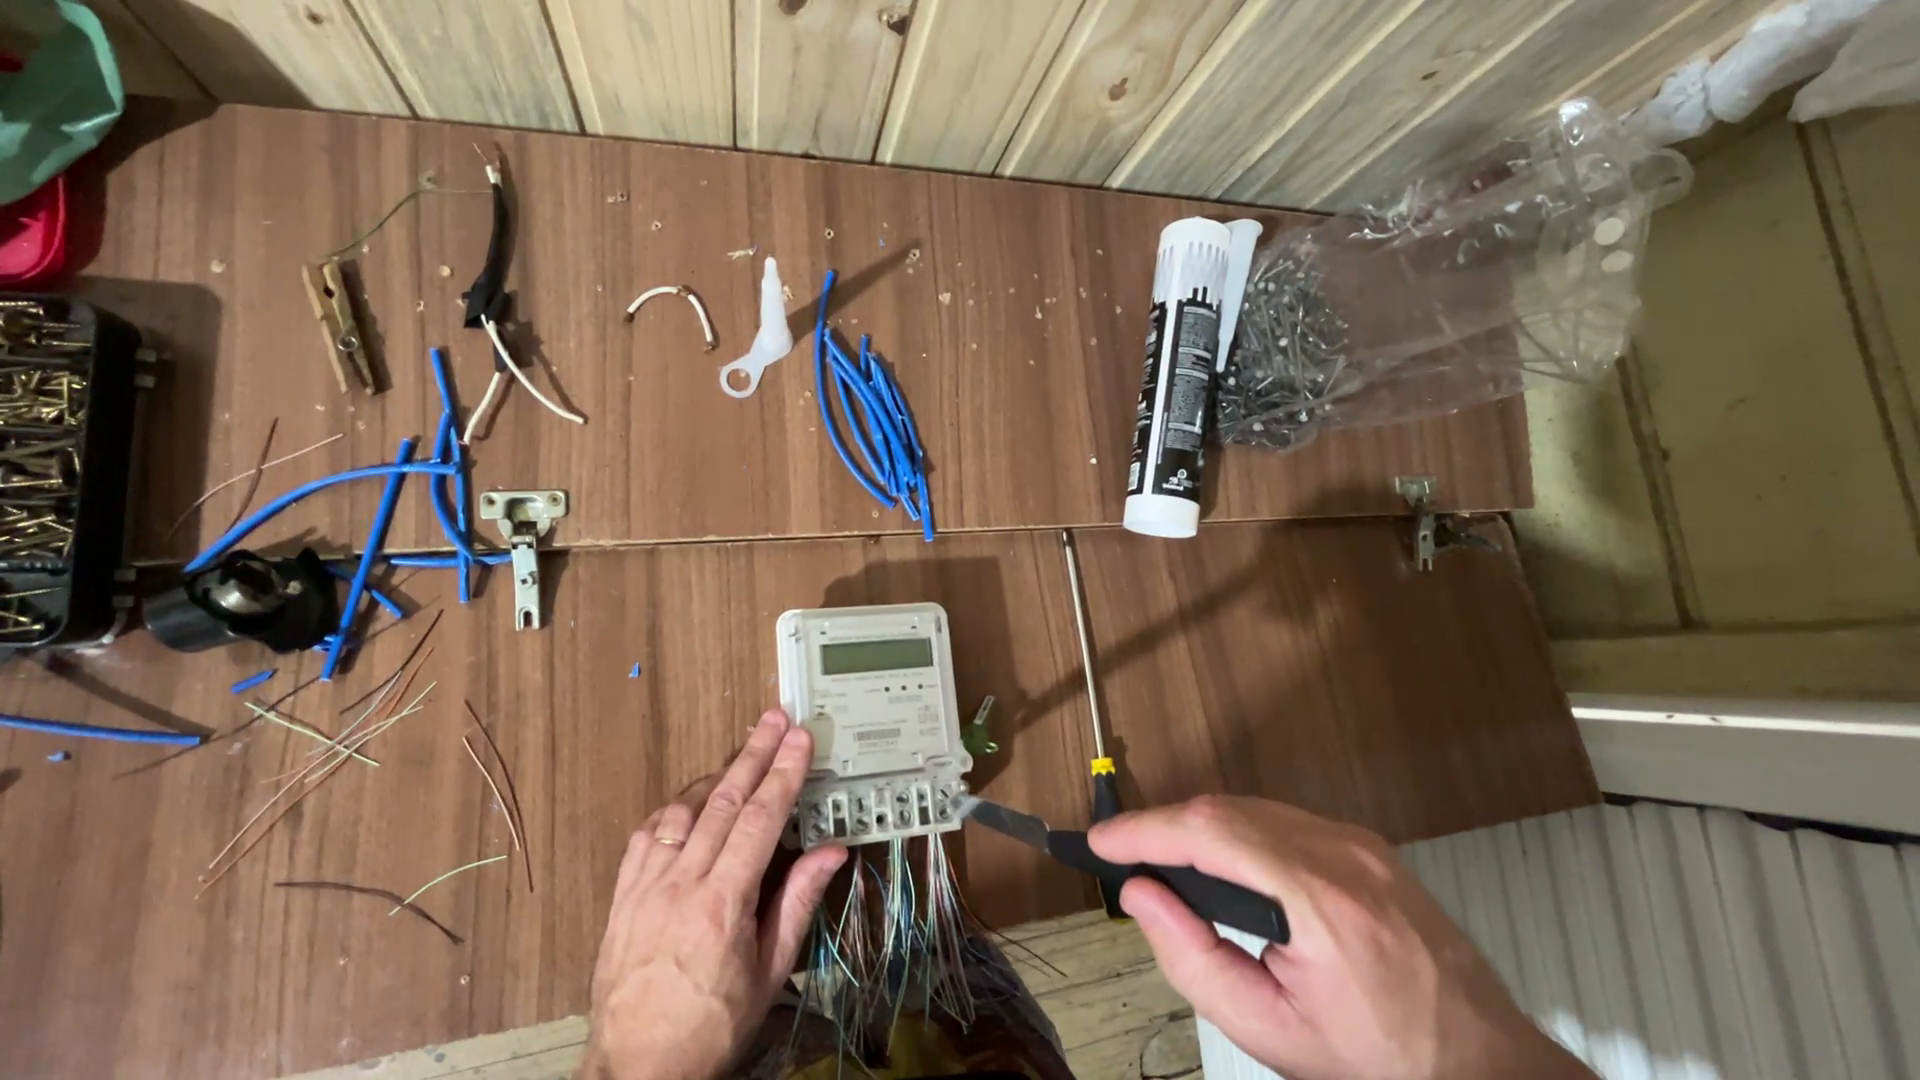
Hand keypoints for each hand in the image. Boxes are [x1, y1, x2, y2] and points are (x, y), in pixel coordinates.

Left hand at [579, 709, 847, 1079]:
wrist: (638, 1070)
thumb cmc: (712, 1026)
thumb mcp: (770, 973)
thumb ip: (797, 903)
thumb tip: (830, 853)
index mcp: (722, 903)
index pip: (759, 819)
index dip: (783, 774)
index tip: (799, 739)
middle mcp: (680, 884)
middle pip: (721, 801)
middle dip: (753, 754)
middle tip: (774, 718)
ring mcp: (644, 886)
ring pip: (681, 811)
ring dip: (715, 776)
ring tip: (742, 753)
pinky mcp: (622, 897)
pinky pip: (645, 836)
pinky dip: (672, 810)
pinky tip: (689, 802)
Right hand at [1089, 796, 1593, 1079]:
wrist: (1480, 1060)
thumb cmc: (1372, 1055)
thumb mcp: (1269, 1029)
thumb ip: (1192, 958)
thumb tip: (1140, 893)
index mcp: (1322, 901)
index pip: (1212, 835)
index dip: (1146, 829)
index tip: (1099, 841)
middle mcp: (1342, 852)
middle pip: (1226, 811)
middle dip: (1163, 827)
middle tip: (1122, 856)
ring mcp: (1358, 840)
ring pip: (1250, 808)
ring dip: (1196, 827)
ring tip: (1160, 860)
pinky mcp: (1364, 841)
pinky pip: (1279, 819)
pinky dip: (1233, 831)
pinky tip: (1216, 860)